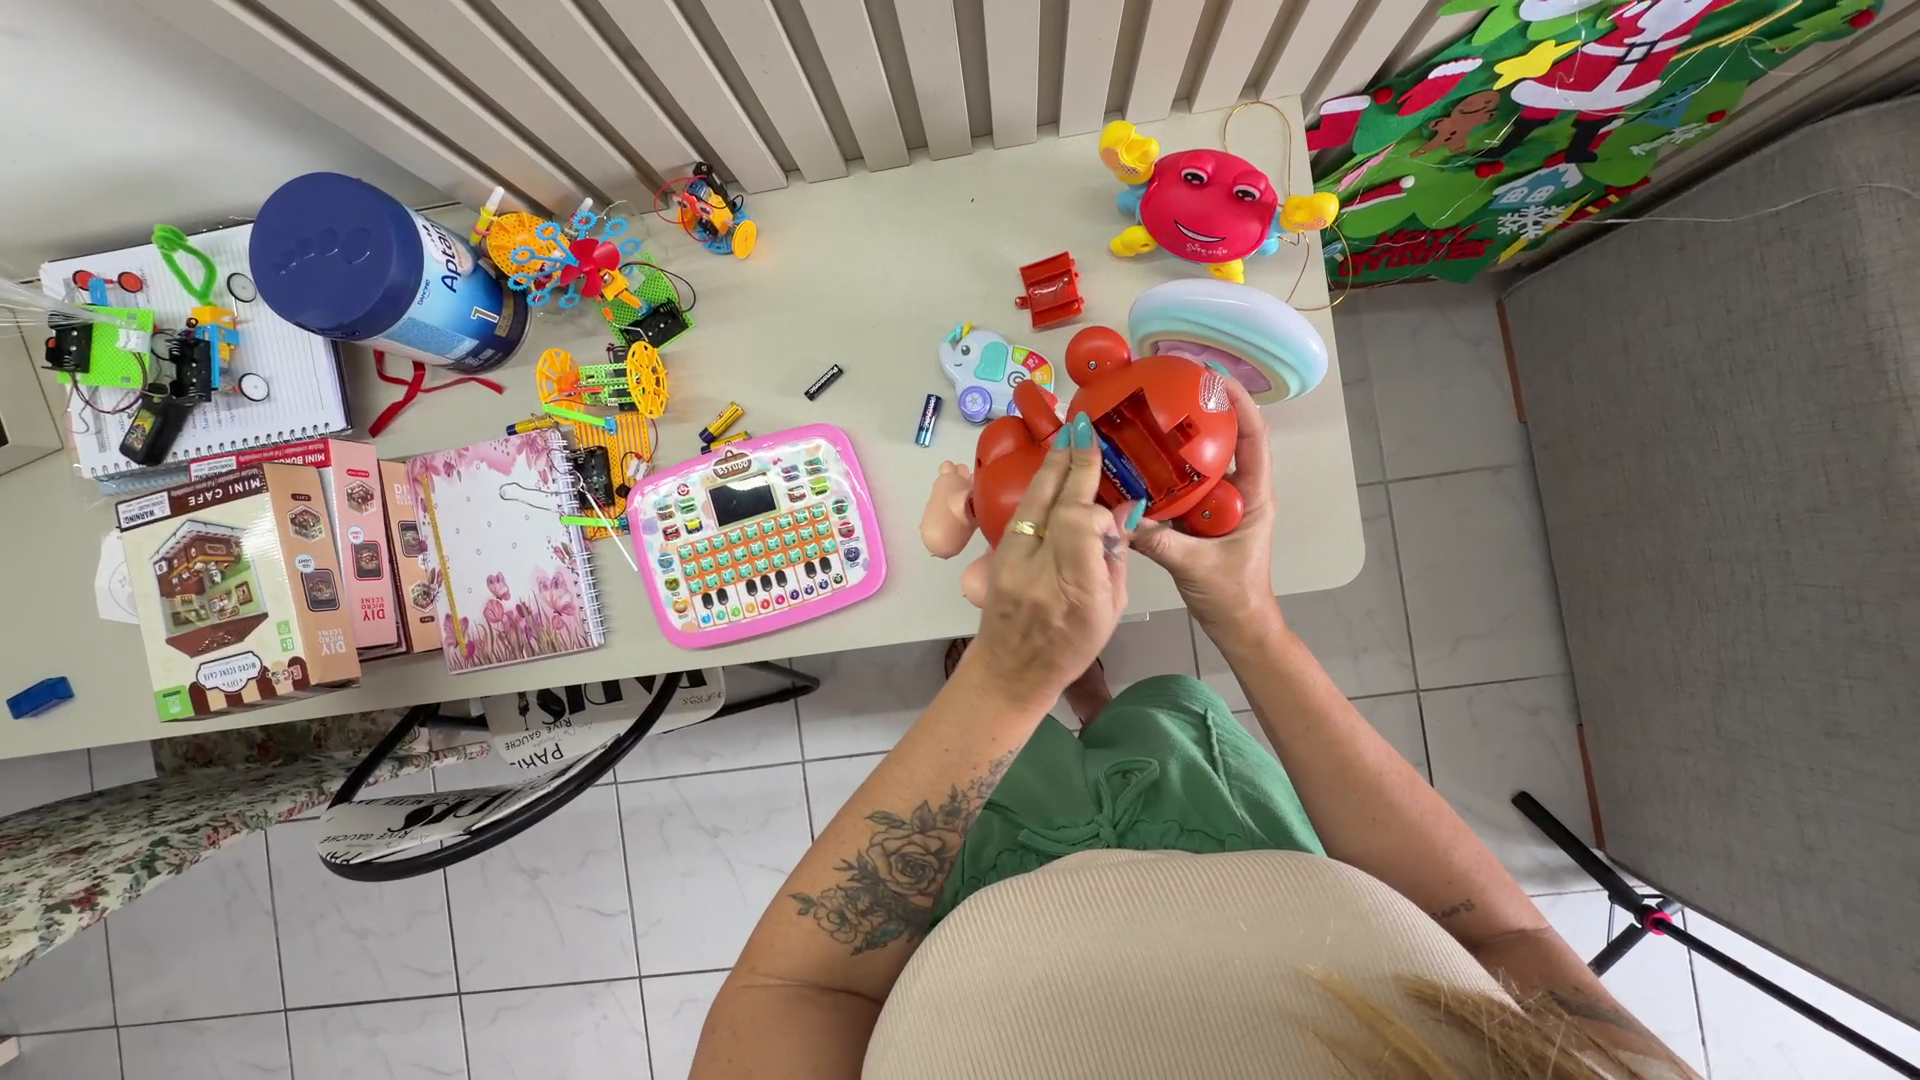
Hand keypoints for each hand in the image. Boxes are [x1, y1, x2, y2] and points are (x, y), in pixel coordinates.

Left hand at [962, 413, 1139, 711]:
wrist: (1010, 672)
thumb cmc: (1069, 650)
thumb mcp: (1110, 611)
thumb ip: (1115, 558)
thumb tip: (1122, 509)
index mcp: (1075, 592)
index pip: (1079, 524)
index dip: (1093, 500)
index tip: (1108, 492)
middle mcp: (1038, 572)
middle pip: (1053, 505)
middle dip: (1070, 464)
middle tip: (1084, 430)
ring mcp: (1010, 563)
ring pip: (1031, 503)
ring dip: (1051, 468)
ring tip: (1067, 438)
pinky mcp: (996, 558)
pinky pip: (1021, 514)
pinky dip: (1038, 490)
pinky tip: (1050, 471)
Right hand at [1130, 377, 1283, 635]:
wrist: (1238, 627)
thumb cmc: (1232, 597)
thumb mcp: (1195, 567)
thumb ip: (1159, 542)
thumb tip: (1122, 516)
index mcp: (1252, 498)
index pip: (1253, 440)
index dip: (1239, 406)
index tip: (1215, 379)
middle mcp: (1238, 494)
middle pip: (1226, 442)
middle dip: (1204, 414)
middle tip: (1172, 391)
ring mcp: (1219, 506)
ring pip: (1202, 464)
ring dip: (1181, 442)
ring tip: (1151, 420)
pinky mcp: (1200, 520)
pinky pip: (1184, 488)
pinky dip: (1165, 474)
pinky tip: (1138, 466)